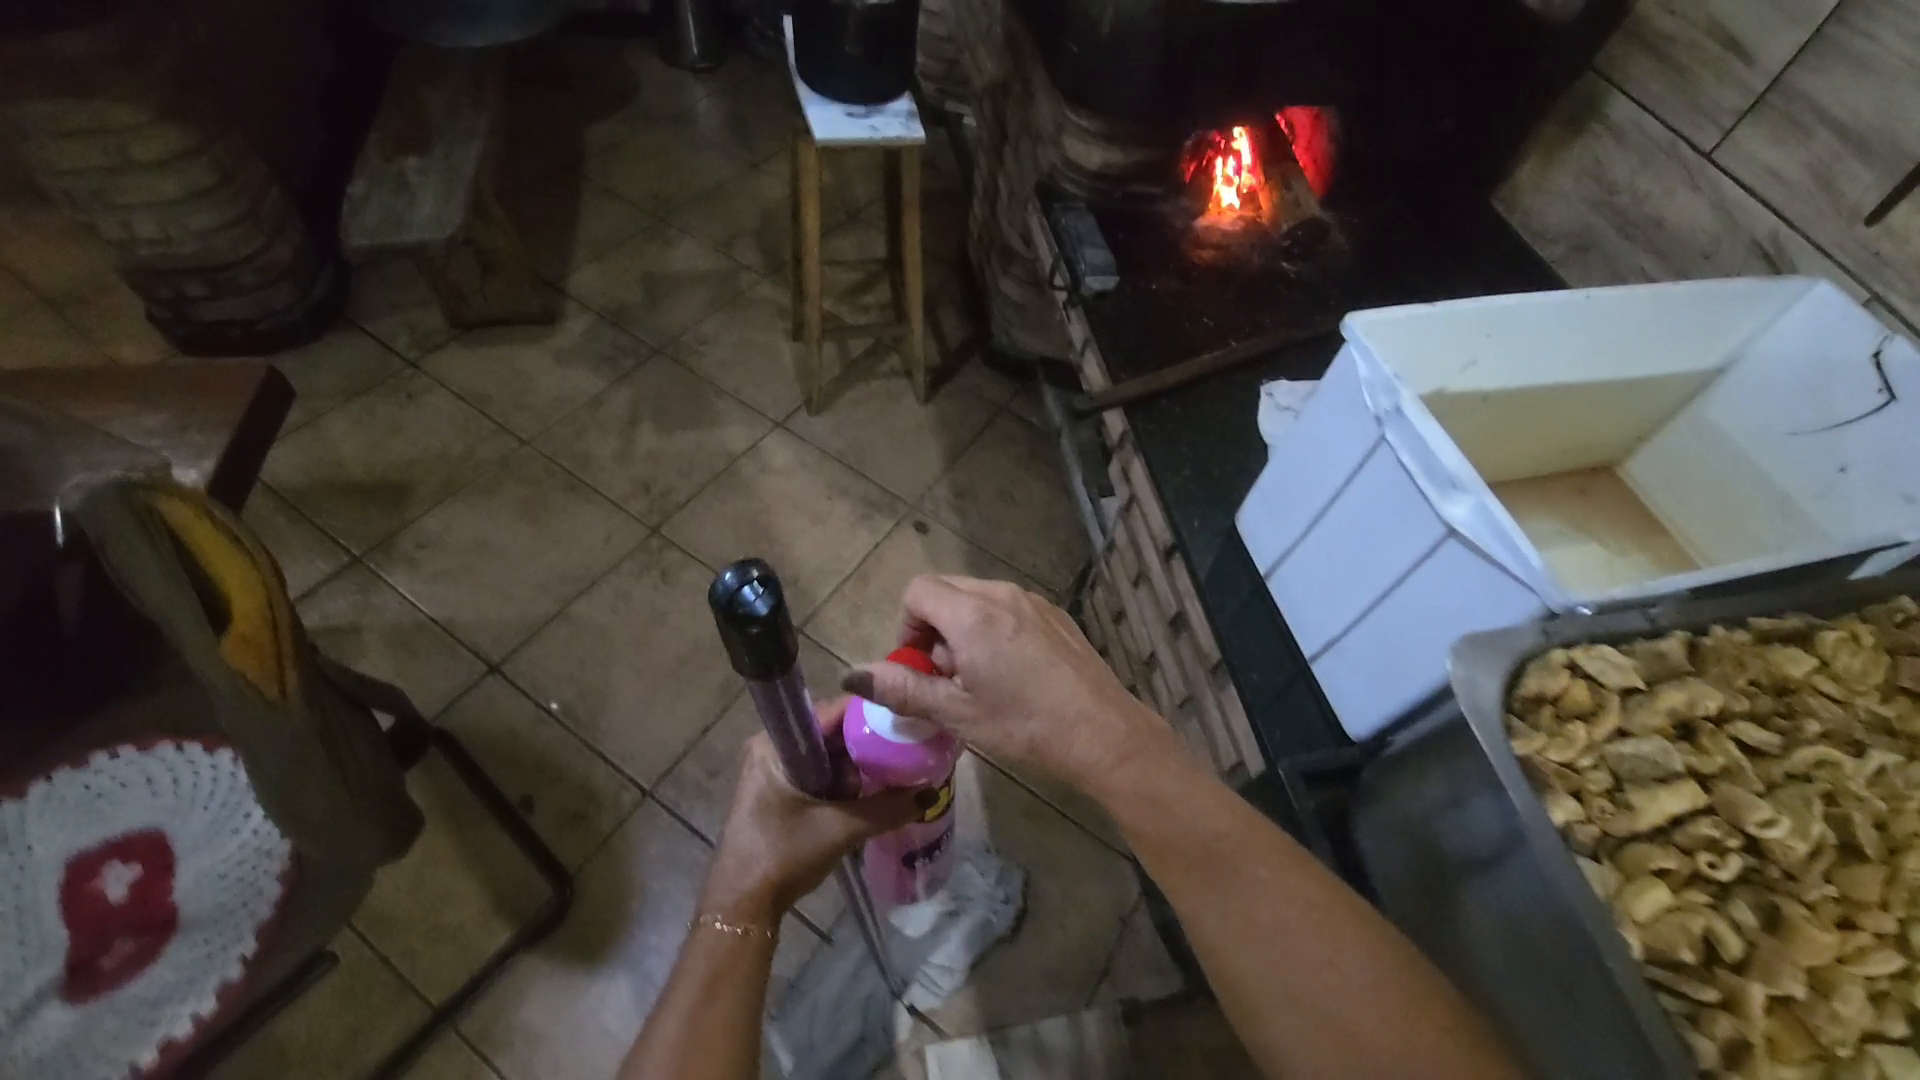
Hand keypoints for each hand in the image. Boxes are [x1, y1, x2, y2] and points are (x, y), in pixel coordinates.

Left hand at [700, 698, 919, 921]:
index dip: (870, 717)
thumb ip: (887, 808)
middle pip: (832, 734)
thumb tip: (930, 792)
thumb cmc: (782, 856)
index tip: (905, 724)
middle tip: (902, 761)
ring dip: (857, 773)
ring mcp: (773, 772)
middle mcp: (772, 748)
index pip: (831, 712)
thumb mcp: (841, 829)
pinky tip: (868, 800)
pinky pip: (820, 776)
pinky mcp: (779, 794)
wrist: (741, 907)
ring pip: (828, 757)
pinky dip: (843, 786)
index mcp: (776, 743)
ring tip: (889, 785)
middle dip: (866, 750)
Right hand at [842, 575, 1176, 794]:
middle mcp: (1002, 594)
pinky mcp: (1056, 615)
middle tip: (947, 676)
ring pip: (978, 598)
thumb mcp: (957, 713)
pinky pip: (1009, 608)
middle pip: (947, 589)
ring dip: (964, 629)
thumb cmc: (1024, 725)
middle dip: (933, 627)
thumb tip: (854, 674)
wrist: (1103, 733)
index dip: (907, 626)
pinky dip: (994, 629)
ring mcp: (1034, 601)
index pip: (917, 590)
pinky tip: (1013, 675)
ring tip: (980, 679)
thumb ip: (903, 688)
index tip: (920, 667)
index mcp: (972, 613)